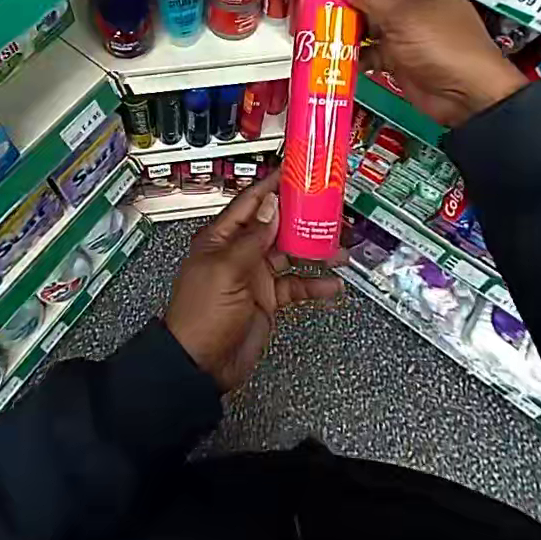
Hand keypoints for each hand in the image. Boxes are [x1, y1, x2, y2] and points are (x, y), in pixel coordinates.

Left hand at [163, 172, 342, 391]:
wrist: (200, 366)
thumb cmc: (201, 315)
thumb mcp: (227, 270)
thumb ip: (253, 238)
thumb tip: (272, 205)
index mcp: (223, 238)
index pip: (251, 203)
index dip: (272, 187)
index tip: (295, 173)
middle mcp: (240, 252)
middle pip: (276, 226)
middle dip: (303, 218)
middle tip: (330, 209)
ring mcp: (256, 275)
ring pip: (291, 254)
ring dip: (315, 251)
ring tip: (341, 248)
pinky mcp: (268, 298)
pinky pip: (296, 285)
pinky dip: (315, 284)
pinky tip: (332, 285)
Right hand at [327, 0, 527, 128]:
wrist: (467, 96)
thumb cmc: (448, 47)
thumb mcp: (400, 14)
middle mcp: (409, 6)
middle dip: (340, 6)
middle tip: (312, 11)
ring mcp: (404, 34)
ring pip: (364, 27)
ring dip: (344, 32)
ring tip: (319, 34)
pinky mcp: (398, 59)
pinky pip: (369, 53)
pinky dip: (354, 56)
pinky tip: (337, 57)